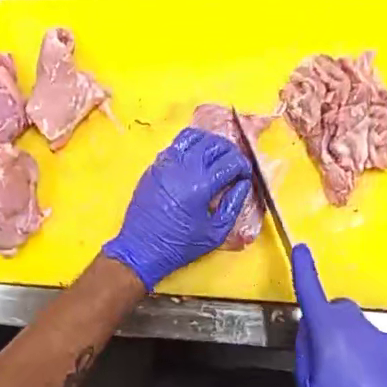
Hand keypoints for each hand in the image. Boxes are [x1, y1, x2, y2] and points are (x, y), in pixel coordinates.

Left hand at [102, 127, 251, 289]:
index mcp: (200, 186)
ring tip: (215, 158)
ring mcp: (166, 164)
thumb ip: (233, 205)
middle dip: (230, 152)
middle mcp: (183, 168)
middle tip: (234, 166)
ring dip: (210, 144)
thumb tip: (243, 184)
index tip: (244, 175)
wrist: (142, 249)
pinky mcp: (154, 167)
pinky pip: (176, 145)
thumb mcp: (216, 233)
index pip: (230, 161)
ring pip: (194, 137)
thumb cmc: (180, 245)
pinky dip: (191, 146)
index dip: (243, 166)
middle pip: (215, 144)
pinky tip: (195, 160)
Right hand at [292, 245, 386, 386]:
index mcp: (332, 335)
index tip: (301, 250)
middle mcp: (360, 328)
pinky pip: (374, 342)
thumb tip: (307, 328)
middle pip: (338, 310)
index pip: (314, 294)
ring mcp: (385, 339)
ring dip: (346, 341)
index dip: (304, 272)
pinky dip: (364, 353)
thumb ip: (304, 352)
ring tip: (345, 379)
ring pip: (357, 328)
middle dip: (326, 322)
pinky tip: (366, 384)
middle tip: (318, 356)